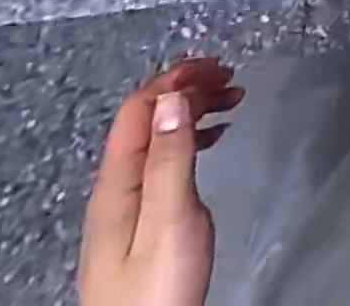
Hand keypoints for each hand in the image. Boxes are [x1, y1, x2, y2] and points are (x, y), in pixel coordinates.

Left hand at [80, 58, 243, 305]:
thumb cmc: (158, 288)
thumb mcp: (171, 219)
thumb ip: (170, 158)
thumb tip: (172, 97)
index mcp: (118, 180)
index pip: (139, 109)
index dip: (176, 79)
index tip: (218, 67)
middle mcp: (117, 185)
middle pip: (147, 117)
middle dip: (188, 87)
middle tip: (231, 77)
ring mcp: (126, 202)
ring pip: (157, 135)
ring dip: (192, 108)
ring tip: (232, 98)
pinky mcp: (142, 217)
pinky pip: (164, 157)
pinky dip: (191, 135)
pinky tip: (214, 137)